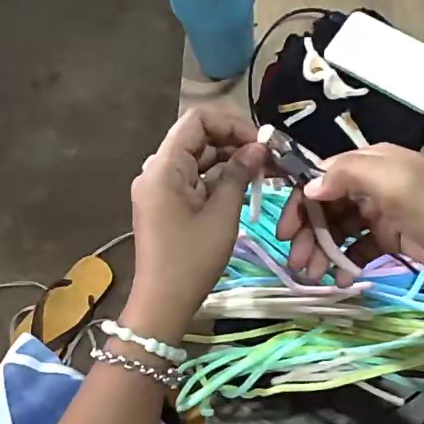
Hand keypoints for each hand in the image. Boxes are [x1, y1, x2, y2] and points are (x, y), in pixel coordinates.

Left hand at [127, 105, 266, 339]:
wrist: (162, 303)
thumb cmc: (192, 259)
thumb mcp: (222, 215)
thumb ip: (238, 175)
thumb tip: (257, 148)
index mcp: (164, 167)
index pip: (196, 120)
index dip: (230, 124)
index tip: (260, 143)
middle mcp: (156, 170)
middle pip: (196, 138)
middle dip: (233, 143)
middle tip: (268, 159)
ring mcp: (158, 188)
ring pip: (196, 159)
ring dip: (227, 161)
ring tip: (261, 173)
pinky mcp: (164, 204)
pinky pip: (192, 180)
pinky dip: (216, 179)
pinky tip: (241, 188)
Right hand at [276, 144, 423, 286]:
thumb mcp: (396, 182)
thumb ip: (348, 174)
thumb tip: (309, 185)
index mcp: (372, 162)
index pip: (322, 178)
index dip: (300, 203)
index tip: (285, 232)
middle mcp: (373, 184)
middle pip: (327, 206)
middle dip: (308, 233)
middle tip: (297, 263)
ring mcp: (382, 213)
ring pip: (339, 230)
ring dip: (322, 252)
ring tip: (314, 278)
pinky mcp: (392, 240)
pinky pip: (358, 249)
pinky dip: (345, 262)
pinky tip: (340, 280)